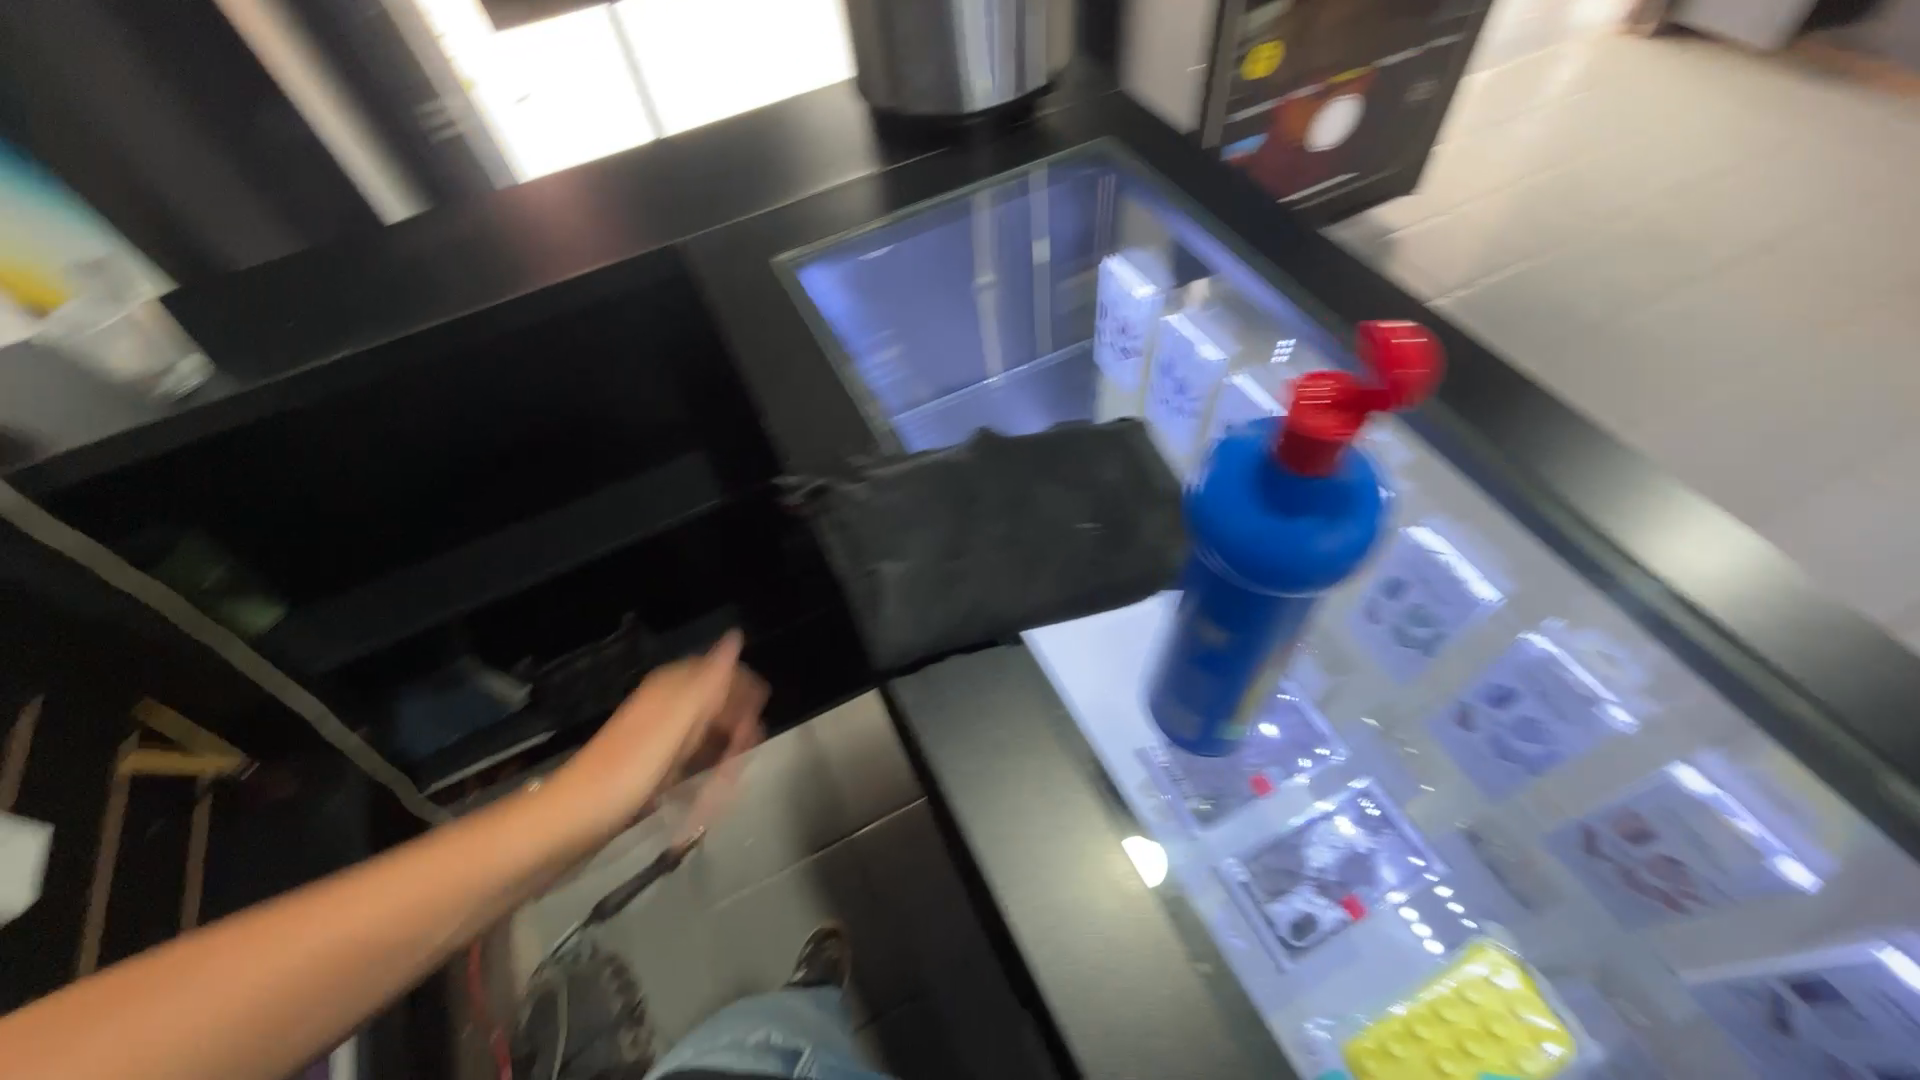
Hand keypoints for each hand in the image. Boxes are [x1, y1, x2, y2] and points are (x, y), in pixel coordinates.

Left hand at [545, 630, 765, 842]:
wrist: (574, 818)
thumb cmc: (628, 768)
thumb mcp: (675, 720)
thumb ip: (709, 679)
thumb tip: (736, 636)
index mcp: (672, 688)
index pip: (723, 672)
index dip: (745, 693)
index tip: (758, 719)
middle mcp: (667, 705)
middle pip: (718, 704)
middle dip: (737, 727)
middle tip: (742, 757)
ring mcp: (659, 736)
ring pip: (708, 733)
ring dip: (723, 753)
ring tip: (726, 780)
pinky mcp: (653, 765)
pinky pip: (693, 758)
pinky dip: (705, 770)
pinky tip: (709, 789)